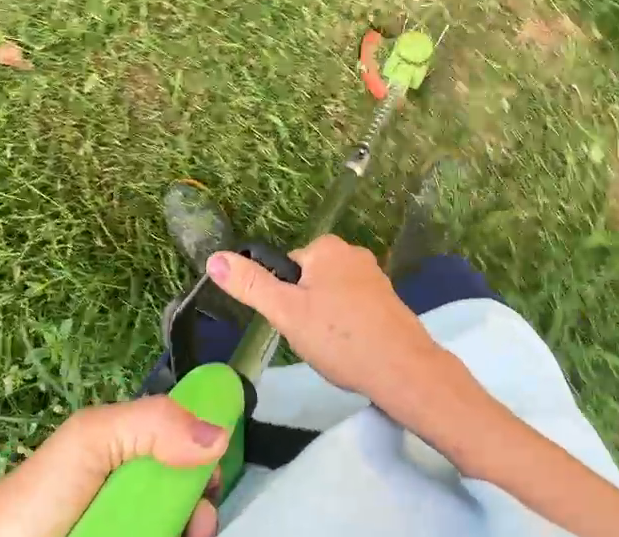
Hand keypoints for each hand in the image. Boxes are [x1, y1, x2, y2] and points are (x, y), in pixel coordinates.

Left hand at [0, 395, 229, 536]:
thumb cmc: (36, 498)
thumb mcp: (91, 439)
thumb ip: (152, 423)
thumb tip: (219, 434)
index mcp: (130, 456)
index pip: (190, 450)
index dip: (207, 462)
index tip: (211, 477)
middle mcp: (136, 497)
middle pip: (193, 502)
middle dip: (200, 512)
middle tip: (191, 523)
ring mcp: (132, 528)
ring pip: (181, 526)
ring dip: (190, 530)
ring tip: (177, 536)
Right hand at [207, 234, 447, 402]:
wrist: (404, 370)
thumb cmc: (339, 337)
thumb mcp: (285, 312)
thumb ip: (250, 285)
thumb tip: (214, 258)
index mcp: (326, 247)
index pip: (287, 269)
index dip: (284, 301)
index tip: (294, 324)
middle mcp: (352, 253)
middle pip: (309, 282)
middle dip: (306, 311)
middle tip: (313, 339)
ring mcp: (374, 276)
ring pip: (331, 298)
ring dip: (327, 322)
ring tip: (334, 349)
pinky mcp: (388, 301)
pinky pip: (354, 310)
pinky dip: (348, 328)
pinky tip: (353, 351)